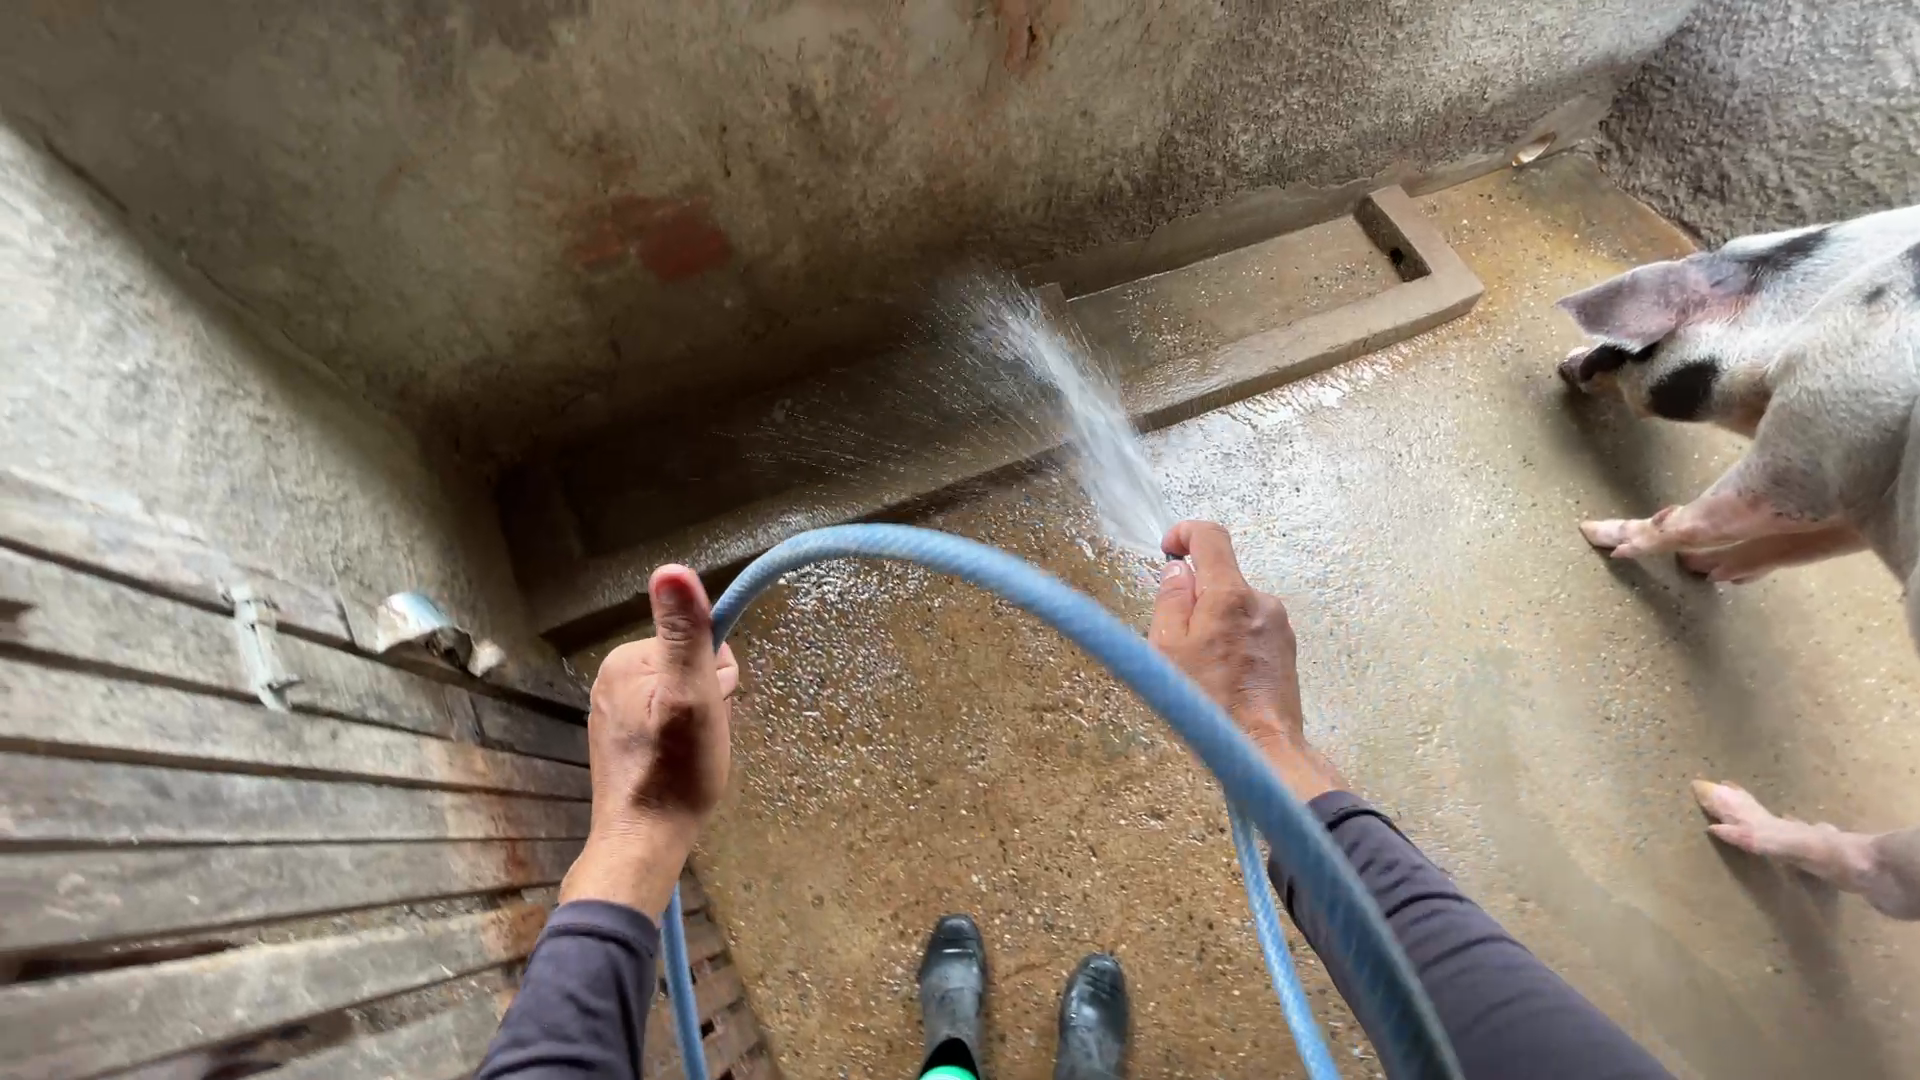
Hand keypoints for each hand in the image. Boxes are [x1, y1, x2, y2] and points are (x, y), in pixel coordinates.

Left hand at [560, 564, 739, 916]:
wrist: (643, 844)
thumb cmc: (677, 771)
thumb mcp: (692, 695)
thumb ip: (686, 633)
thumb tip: (671, 569)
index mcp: (627, 661)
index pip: (701, 642)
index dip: (719, 677)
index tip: (709, 710)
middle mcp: (613, 678)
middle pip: (692, 665)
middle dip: (709, 697)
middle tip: (701, 734)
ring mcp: (615, 709)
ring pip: (684, 692)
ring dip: (700, 716)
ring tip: (692, 750)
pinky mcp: (622, 736)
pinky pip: (669, 714)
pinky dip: (684, 733)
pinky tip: (680, 759)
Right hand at [1149, 520, 1343, 801]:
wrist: (1263, 747)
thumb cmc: (1208, 701)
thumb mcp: (1167, 648)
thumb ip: (1170, 601)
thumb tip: (1177, 574)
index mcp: (1229, 594)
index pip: (1211, 536)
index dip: (1185, 533)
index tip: (1169, 550)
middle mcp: (1261, 601)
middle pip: (1220, 575)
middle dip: (1193, 594)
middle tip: (1175, 635)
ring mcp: (1278, 624)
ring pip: (1234, 604)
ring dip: (1212, 619)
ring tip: (1199, 664)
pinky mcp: (1286, 647)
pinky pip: (1250, 626)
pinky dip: (1230, 636)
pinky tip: (1221, 674)